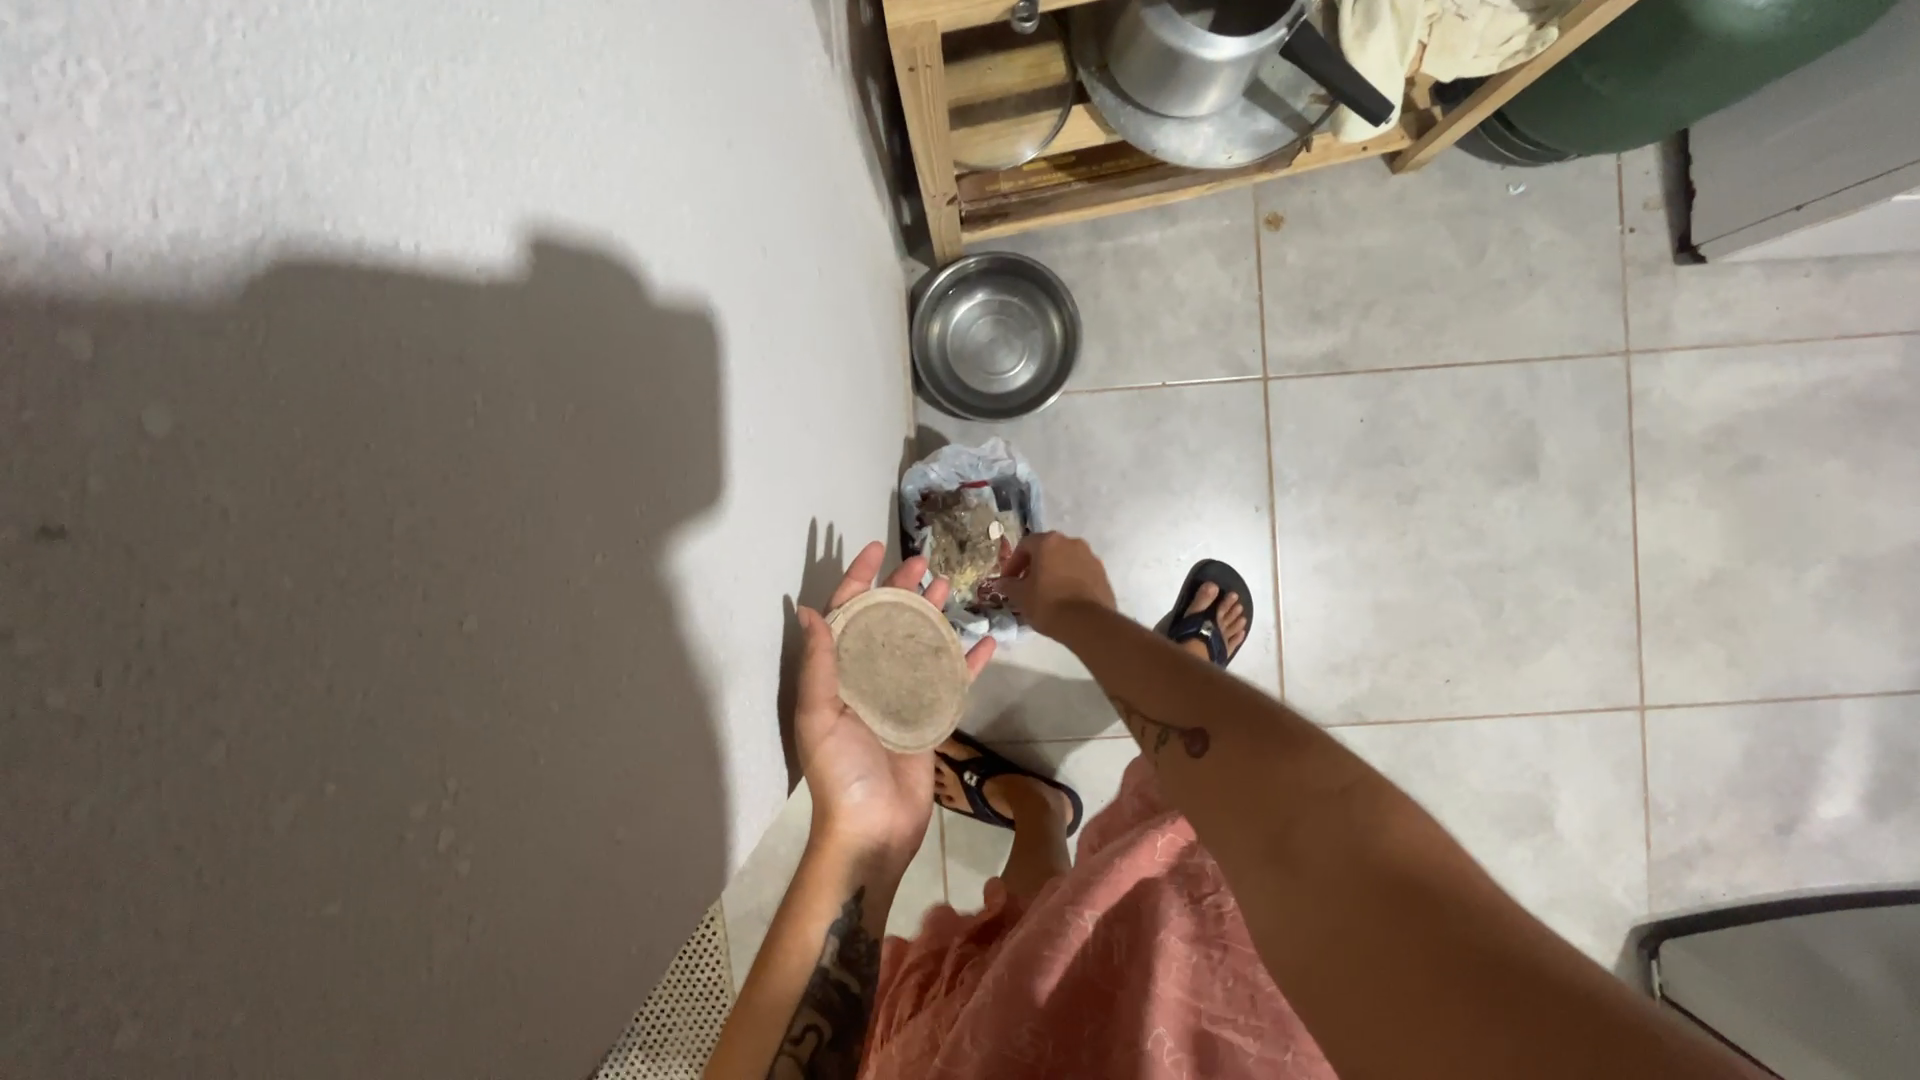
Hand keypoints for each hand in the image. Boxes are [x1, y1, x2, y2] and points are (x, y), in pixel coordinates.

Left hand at [794, 541, 994, 867]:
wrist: (873, 829)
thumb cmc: (839, 772)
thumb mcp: (819, 716)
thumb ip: (819, 663)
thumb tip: (807, 609)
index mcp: (839, 675)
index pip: (848, 615)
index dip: (859, 580)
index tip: (876, 549)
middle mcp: (870, 678)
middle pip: (889, 622)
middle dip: (903, 589)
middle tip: (925, 562)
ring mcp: (903, 696)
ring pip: (922, 643)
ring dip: (935, 615)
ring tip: (951, 587)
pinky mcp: (932, 717)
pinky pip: (954, 681)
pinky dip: (970, 661)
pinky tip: (988, 640)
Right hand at [1002, 532, 1116, 636]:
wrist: (1088, 623)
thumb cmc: (1048, 604)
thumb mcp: (1020, 596)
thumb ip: (1008, 585)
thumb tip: (1002, 582)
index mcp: (1048, 542)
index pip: (1024, 546)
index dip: (1013, 564)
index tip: (1008, 581)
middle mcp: (1071, 542)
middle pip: (1046, 550)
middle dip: (1034, 566)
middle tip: (1026, 586)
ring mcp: (1090, 556)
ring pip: (1064, 560)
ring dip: (1053, 572)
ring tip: (1046, 593)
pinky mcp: (1102, 573)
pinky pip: (1079, 572)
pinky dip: (1069, 580)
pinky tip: (1064, 598)